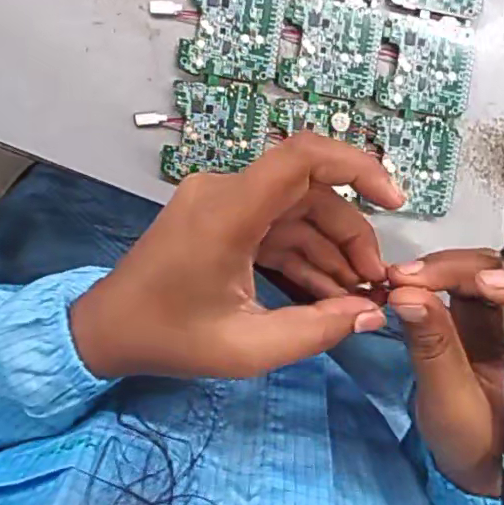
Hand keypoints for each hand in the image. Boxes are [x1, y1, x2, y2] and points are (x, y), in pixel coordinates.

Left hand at [70, 133, 403, 379]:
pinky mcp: (217, 218)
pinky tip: (326, 291)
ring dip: (328, 249)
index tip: (395, 199)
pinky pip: (272, 226)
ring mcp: (219, 202)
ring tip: (355, 297)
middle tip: (374, 286)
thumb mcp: (247, 347)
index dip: (356, 165)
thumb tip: (373, 312)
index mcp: (226, 211)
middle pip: (307, 193)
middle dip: (350, 235)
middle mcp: (223, 193)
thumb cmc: (168, 338)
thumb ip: (317, 330)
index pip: (300, 157)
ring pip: (294, 212)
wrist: (108, 329)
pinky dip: (301, 254)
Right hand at [386, 251, 503, 496]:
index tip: (486, 285)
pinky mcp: (499, 309)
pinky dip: (444, 273)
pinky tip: (413, 280)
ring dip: (453, 267)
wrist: (469, 456)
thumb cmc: (476, 447)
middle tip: (420, 276)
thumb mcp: (451, 410)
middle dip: (478, 269)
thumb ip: (434, 352)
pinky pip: (479, 275)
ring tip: (405, 278)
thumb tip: (409, 295)